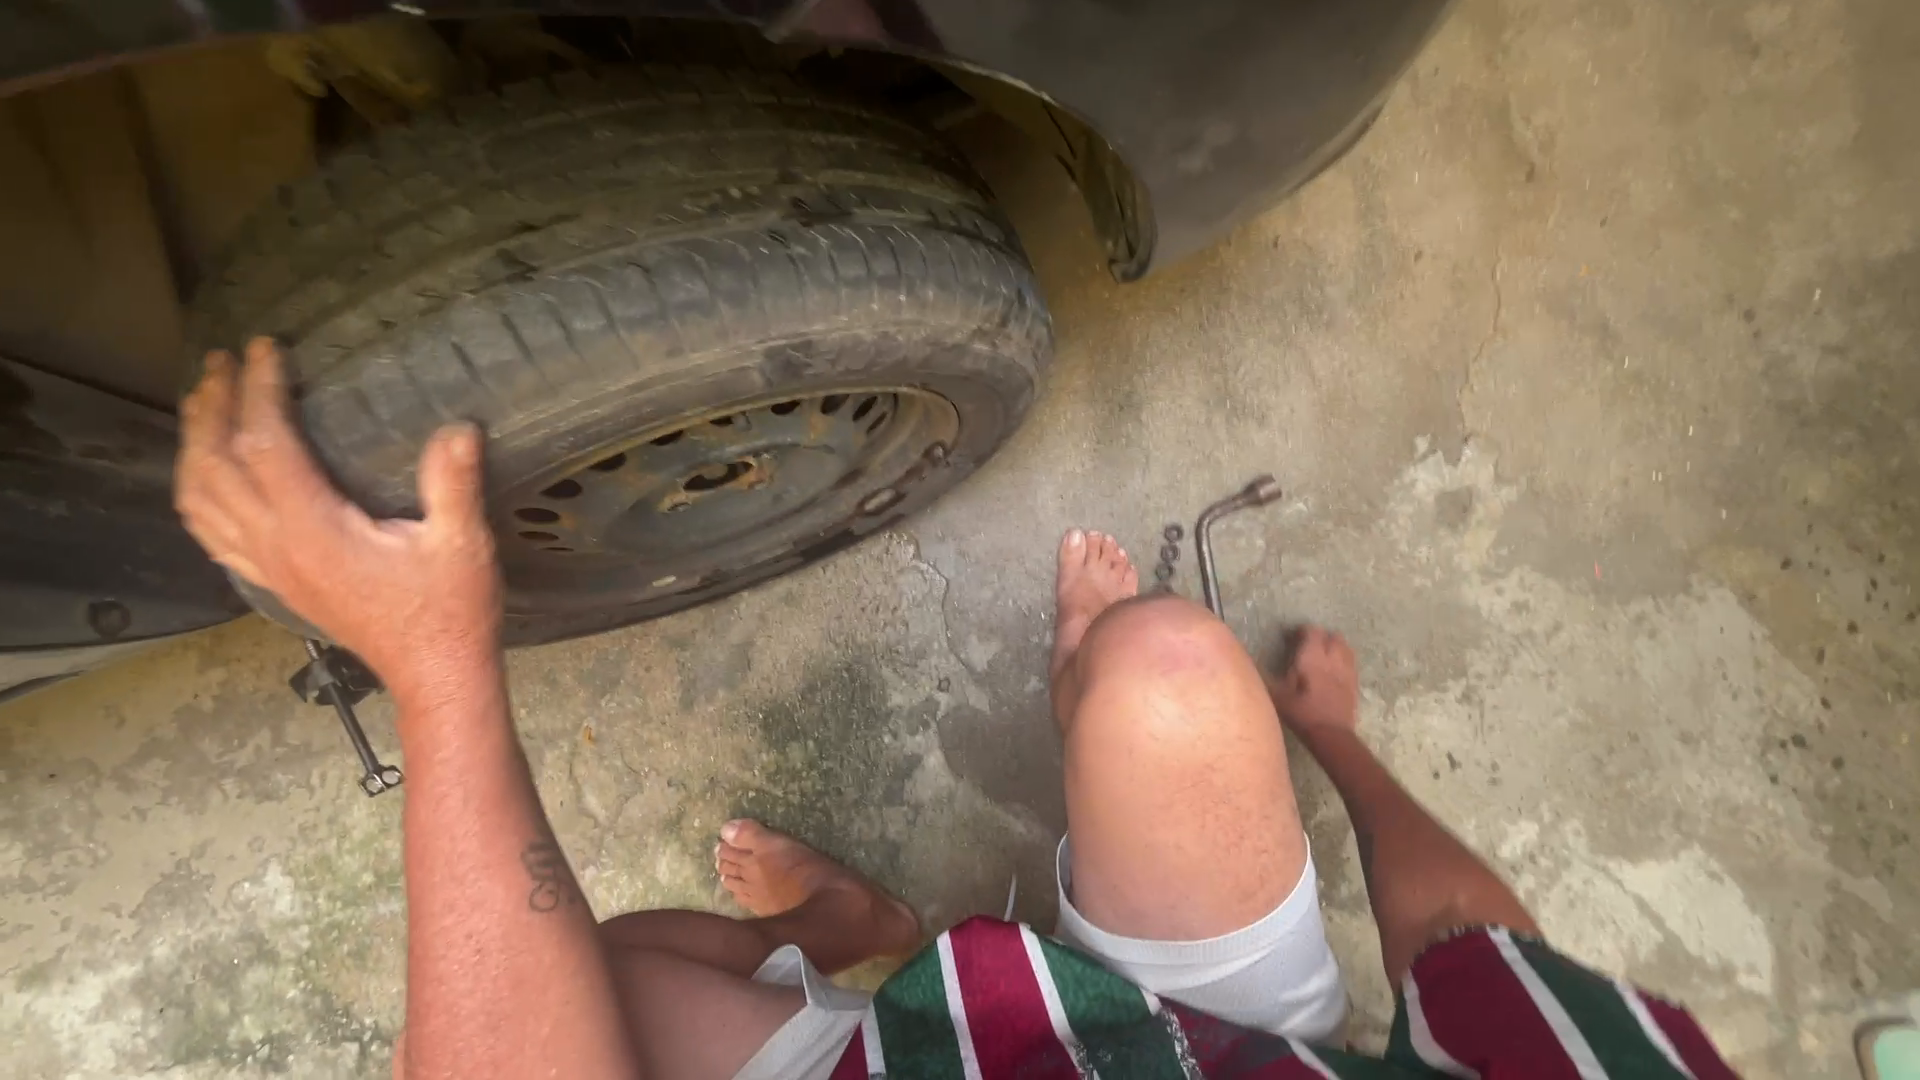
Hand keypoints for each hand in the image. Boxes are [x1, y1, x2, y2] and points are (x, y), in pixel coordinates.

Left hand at [174, 338, 501, 702]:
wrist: (436, 671)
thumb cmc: (452, 609)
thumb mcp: (464, 543)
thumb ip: (453, 484)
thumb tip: (458, 427)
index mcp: (315, 529)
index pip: (265, 444)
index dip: (260, 391)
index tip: (265, 349)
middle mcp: (275, 546)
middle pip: (214, 464)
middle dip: (211, 406)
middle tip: (222, 364)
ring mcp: (268, 567)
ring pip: (198, 497)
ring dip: (192, 445)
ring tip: (204, 406)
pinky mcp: (275, 582)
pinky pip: (210, 531)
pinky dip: (195, 493)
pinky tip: (206, 478)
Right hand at [1267, 625, 1358, 734]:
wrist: (1330, 734)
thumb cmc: (1300, 712)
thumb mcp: (1277, 694)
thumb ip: (1267, 674)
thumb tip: (1252, 661)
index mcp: (1312, 658)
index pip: (1313, 632)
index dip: (1302, 631)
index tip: (1292, 637)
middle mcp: (1332, 659)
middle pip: (1333, 636)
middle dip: (1321, 637)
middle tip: (1308, 646)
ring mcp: (1347, 671)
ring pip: (1345, 648)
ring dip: (1334, 646)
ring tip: (1323, 655)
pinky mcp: (1354, 683)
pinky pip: (1351, 663)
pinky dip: (1342, 660)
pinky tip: (1334, 670)